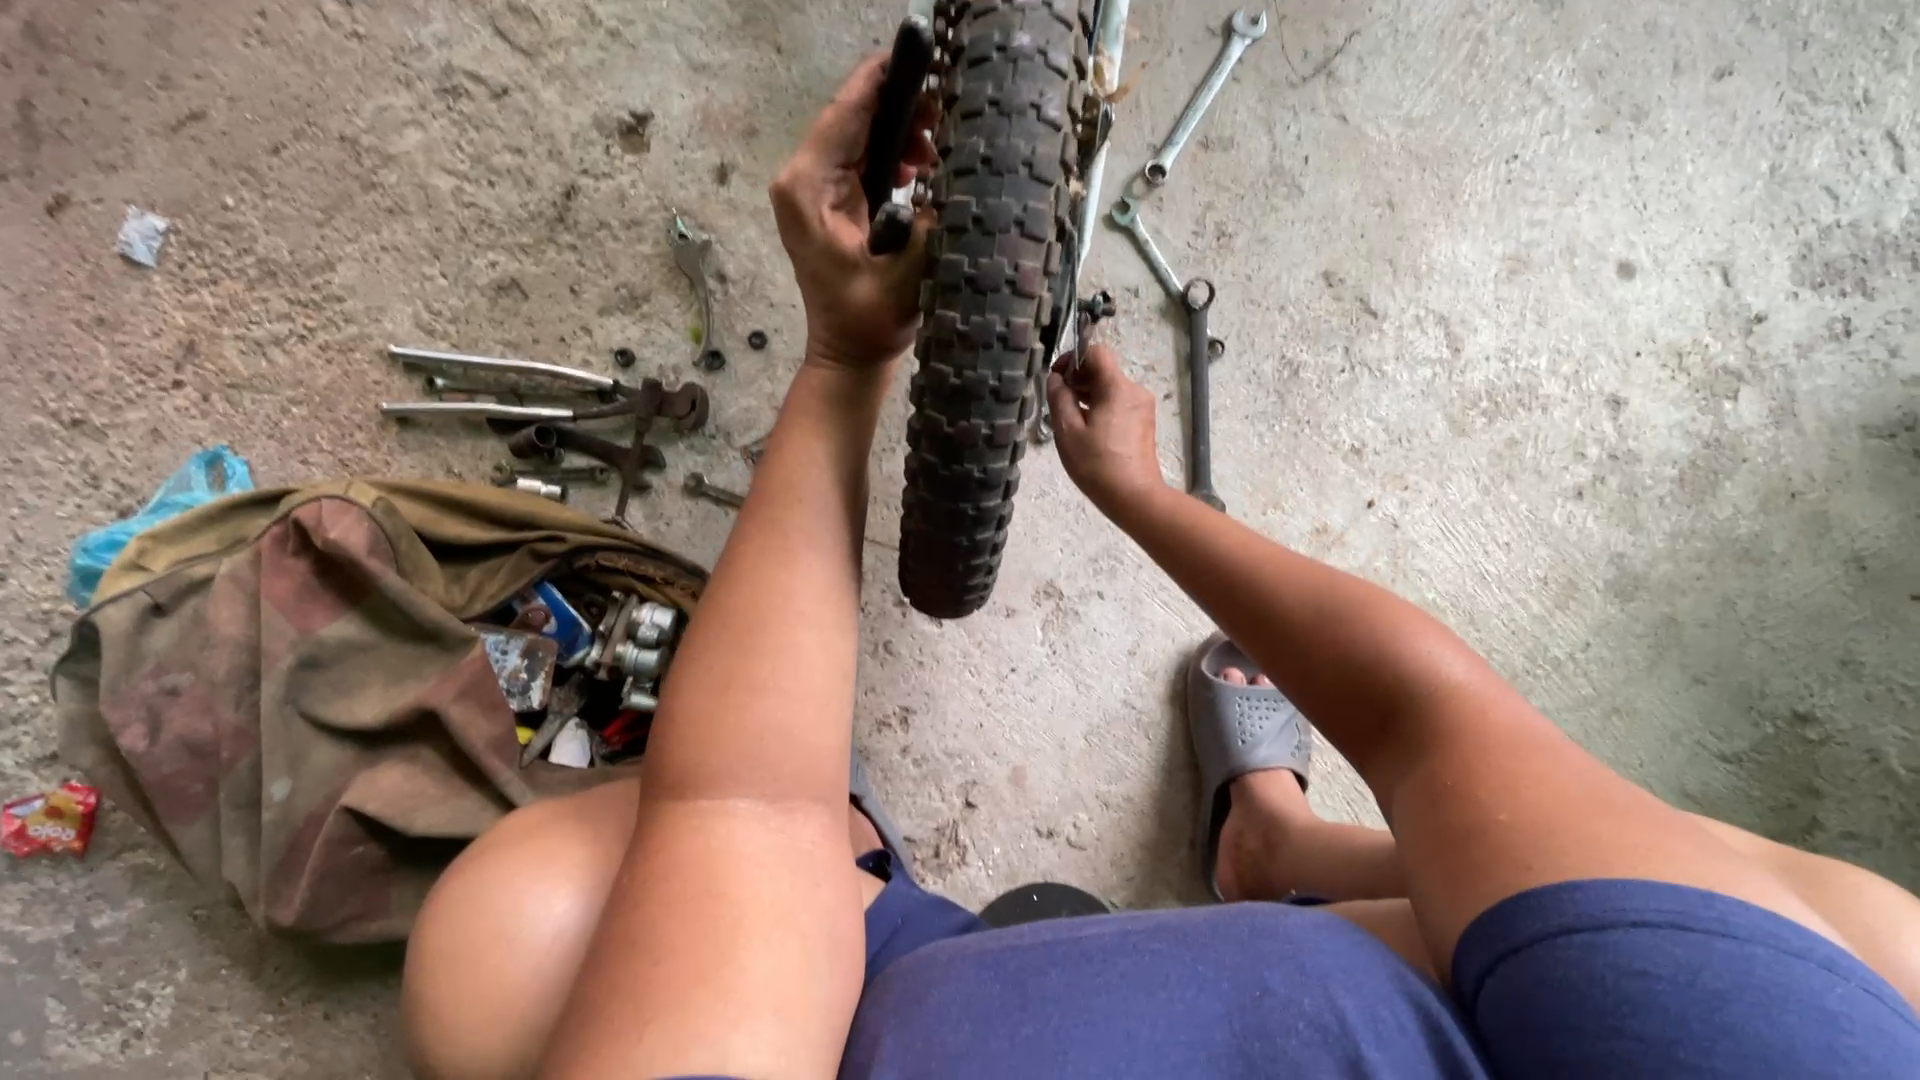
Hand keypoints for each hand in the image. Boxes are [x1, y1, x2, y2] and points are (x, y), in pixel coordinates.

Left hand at [769, 54, 938, 370]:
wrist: (848, 356)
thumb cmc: (870, 320)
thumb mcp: (909, 269)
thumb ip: (932, 218)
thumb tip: (954, 173)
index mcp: (808, 187)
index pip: (846, 111)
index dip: (884, 79)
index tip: (922, 54)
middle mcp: (801, 179)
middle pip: (851, 118)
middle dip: (899, 107)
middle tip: (945, 112)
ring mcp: (811, 190)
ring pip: (857, 136)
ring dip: (898, 131)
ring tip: (936, 144)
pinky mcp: (827, 203)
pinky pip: (860, 160)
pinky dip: (890, 154)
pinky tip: (921, 164)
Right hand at [1046, 344, 1168, 514]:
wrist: (1134, 497)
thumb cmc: (1097, 465)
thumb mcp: (1067, 432)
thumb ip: (1059, 399)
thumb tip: (1056, 379)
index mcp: (1117, 388)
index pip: (1096, 352)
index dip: (1073, 358)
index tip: (1058, 378)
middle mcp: (1135, 391)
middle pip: (1104, 371)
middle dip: (1079, 380)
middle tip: (1059, 401)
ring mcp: (1142, 408)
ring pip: (1111, 388)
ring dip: (1089, 395)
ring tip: (1070, 419)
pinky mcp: (1144, 423)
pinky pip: (1119, 404)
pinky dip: (1101, 408)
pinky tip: (1088, 431)